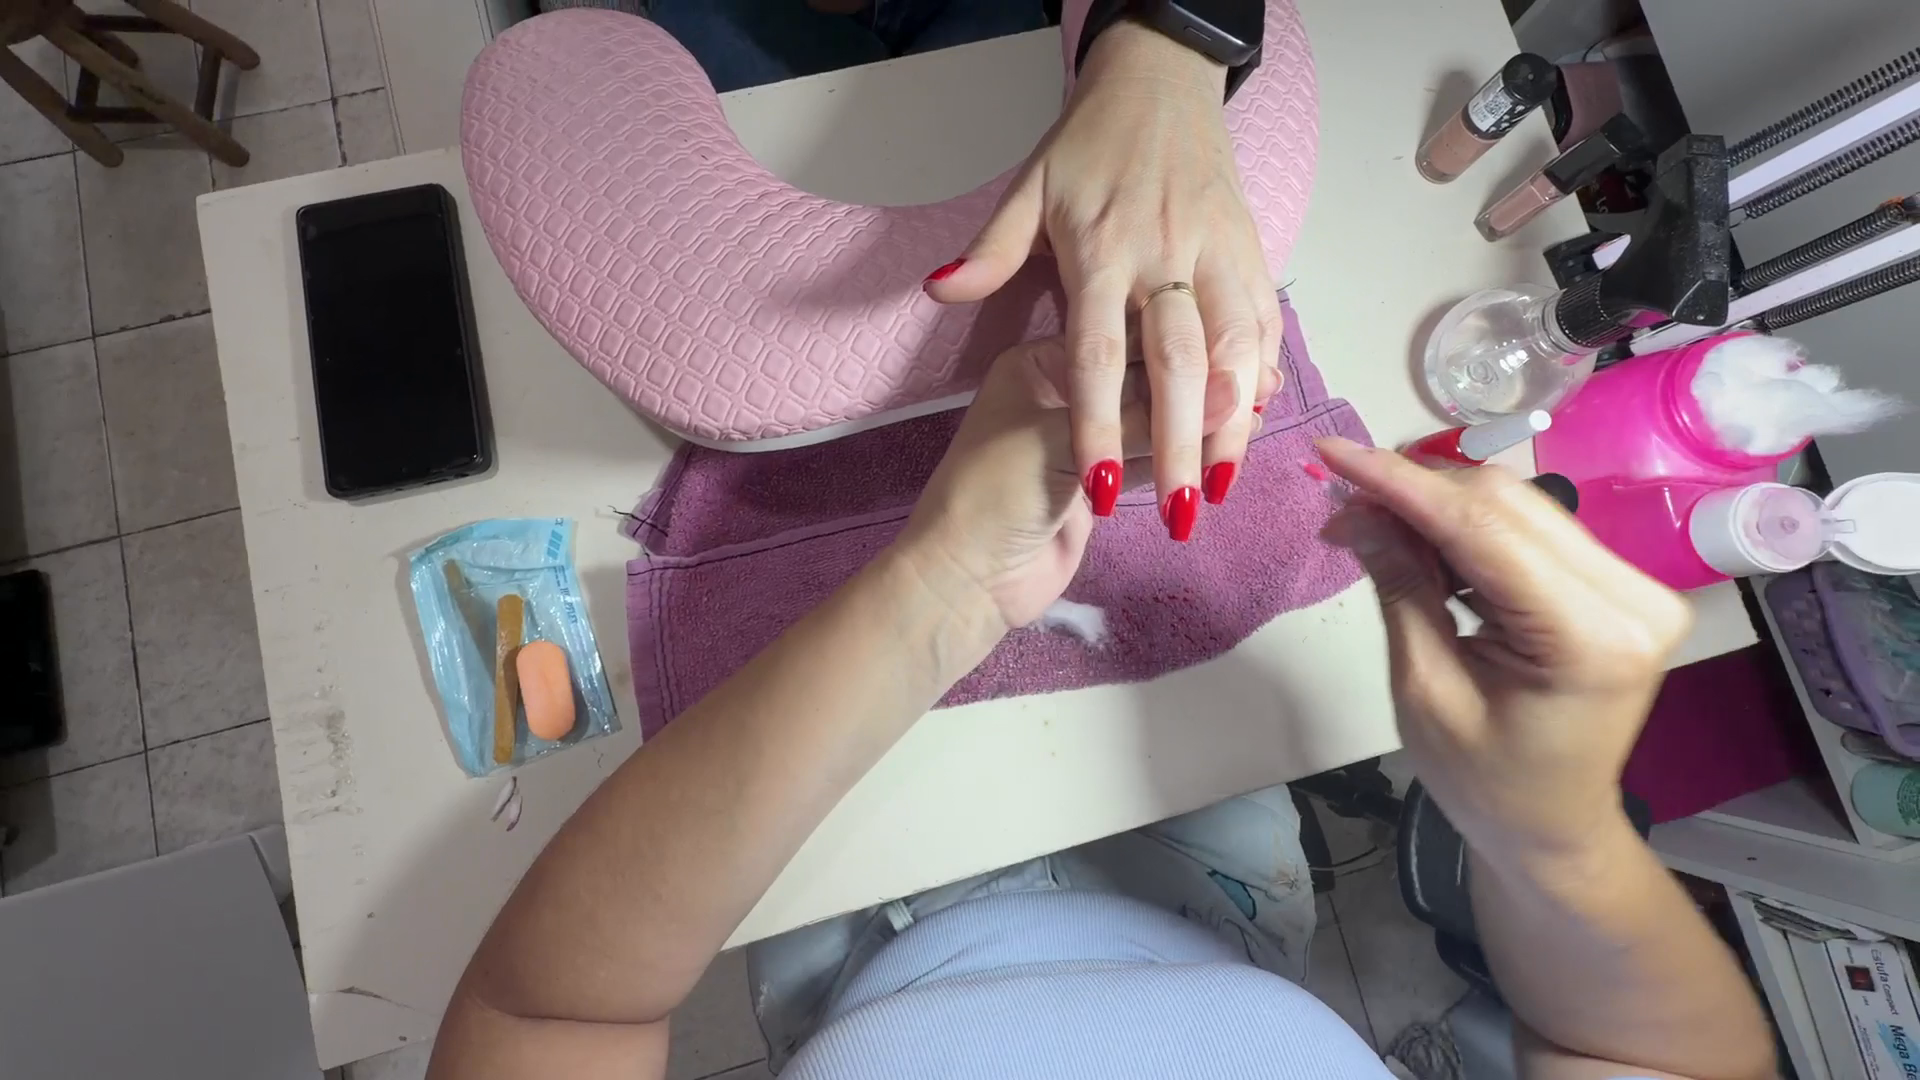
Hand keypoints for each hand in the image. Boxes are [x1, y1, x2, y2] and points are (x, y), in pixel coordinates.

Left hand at [897, 337, 1275, 633]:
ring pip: (1151, 422)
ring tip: (1254, 417)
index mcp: (1040, 363)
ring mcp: (1083, 438)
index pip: (1120, 341)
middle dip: (1195, 388)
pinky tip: (1224, 449)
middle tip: (1257, 388)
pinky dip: (1180, 459)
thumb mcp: (1064, 440)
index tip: (1237, 347)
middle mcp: (1065, 391)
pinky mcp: (1099, 483)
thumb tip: (1233, 395)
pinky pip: (1147, 460)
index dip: (1178, 345)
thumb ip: (1144, 419)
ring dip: (1195, 426)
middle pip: (1142, 381)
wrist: (968, 579)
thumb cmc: (997, 491)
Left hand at [922, 21, 1277, 541]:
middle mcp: (1162, 257)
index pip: (1097, 356)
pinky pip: (1263, 320)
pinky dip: (1262, 371)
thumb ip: (992, 250)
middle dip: (1182, 442)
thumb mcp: (1026, 188)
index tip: (1103, 487)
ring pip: (1234, 348)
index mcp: (1100, 252)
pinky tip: (1257, 418)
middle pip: (1177, 364)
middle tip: (1185, 510)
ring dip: (1234, 421)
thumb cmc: (1084, 145)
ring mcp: (1213, 252)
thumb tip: (940, 288)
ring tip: (1225, 483)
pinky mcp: (1248, 250)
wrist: (1161, 76)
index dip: (1099, 424)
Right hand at [1313, 439, 1692, 867]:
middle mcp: (1630, 595)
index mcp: (1589, 635)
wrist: (1548, 824)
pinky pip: (1521, 528)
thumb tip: (1357, 511)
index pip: (1481, 528)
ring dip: (1428, 501)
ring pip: (1511, 504)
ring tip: (1363, 521)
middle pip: (1503, 502)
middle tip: (1337, 500)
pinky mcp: (1608, 583)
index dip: (1397, 483)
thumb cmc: (1479, 777)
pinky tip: (1410, 539)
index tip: (1329, 453)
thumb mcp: (1422, 686)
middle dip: (1409, 487)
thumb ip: (1400, 588)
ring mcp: (1628, 585)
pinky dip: (1456, 523)